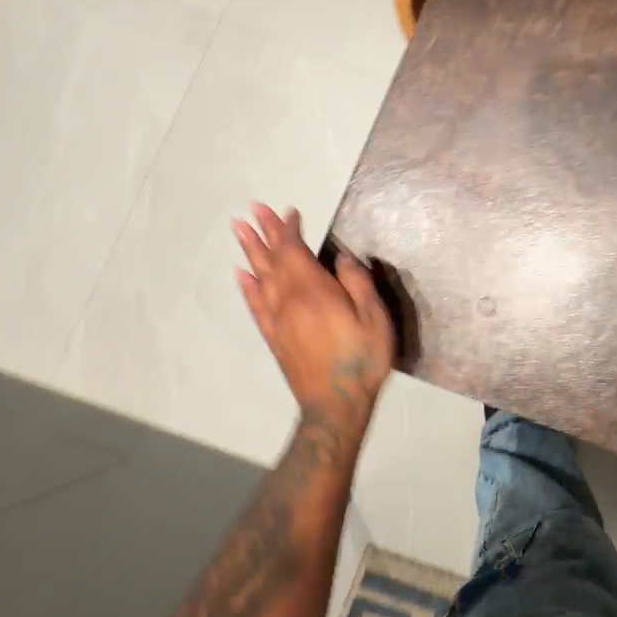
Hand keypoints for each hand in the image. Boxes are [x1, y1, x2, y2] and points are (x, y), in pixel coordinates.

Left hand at [234, 203, 395, 425]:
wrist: (335, 405)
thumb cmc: (362, 359)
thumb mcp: (375, 318)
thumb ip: (358, 284)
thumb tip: (341, 258)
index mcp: (313, 292)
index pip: (295, 252)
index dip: (289, 230)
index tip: (286, 210)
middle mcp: (288, 301)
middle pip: (272, 261)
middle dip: (263, 234)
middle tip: (250, 211)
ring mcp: (277, 320)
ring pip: (259, 278)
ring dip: (251, 253)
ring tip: (241, 231)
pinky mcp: (274, 337)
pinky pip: (255, 304)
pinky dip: (247, 286)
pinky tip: (242, 275)